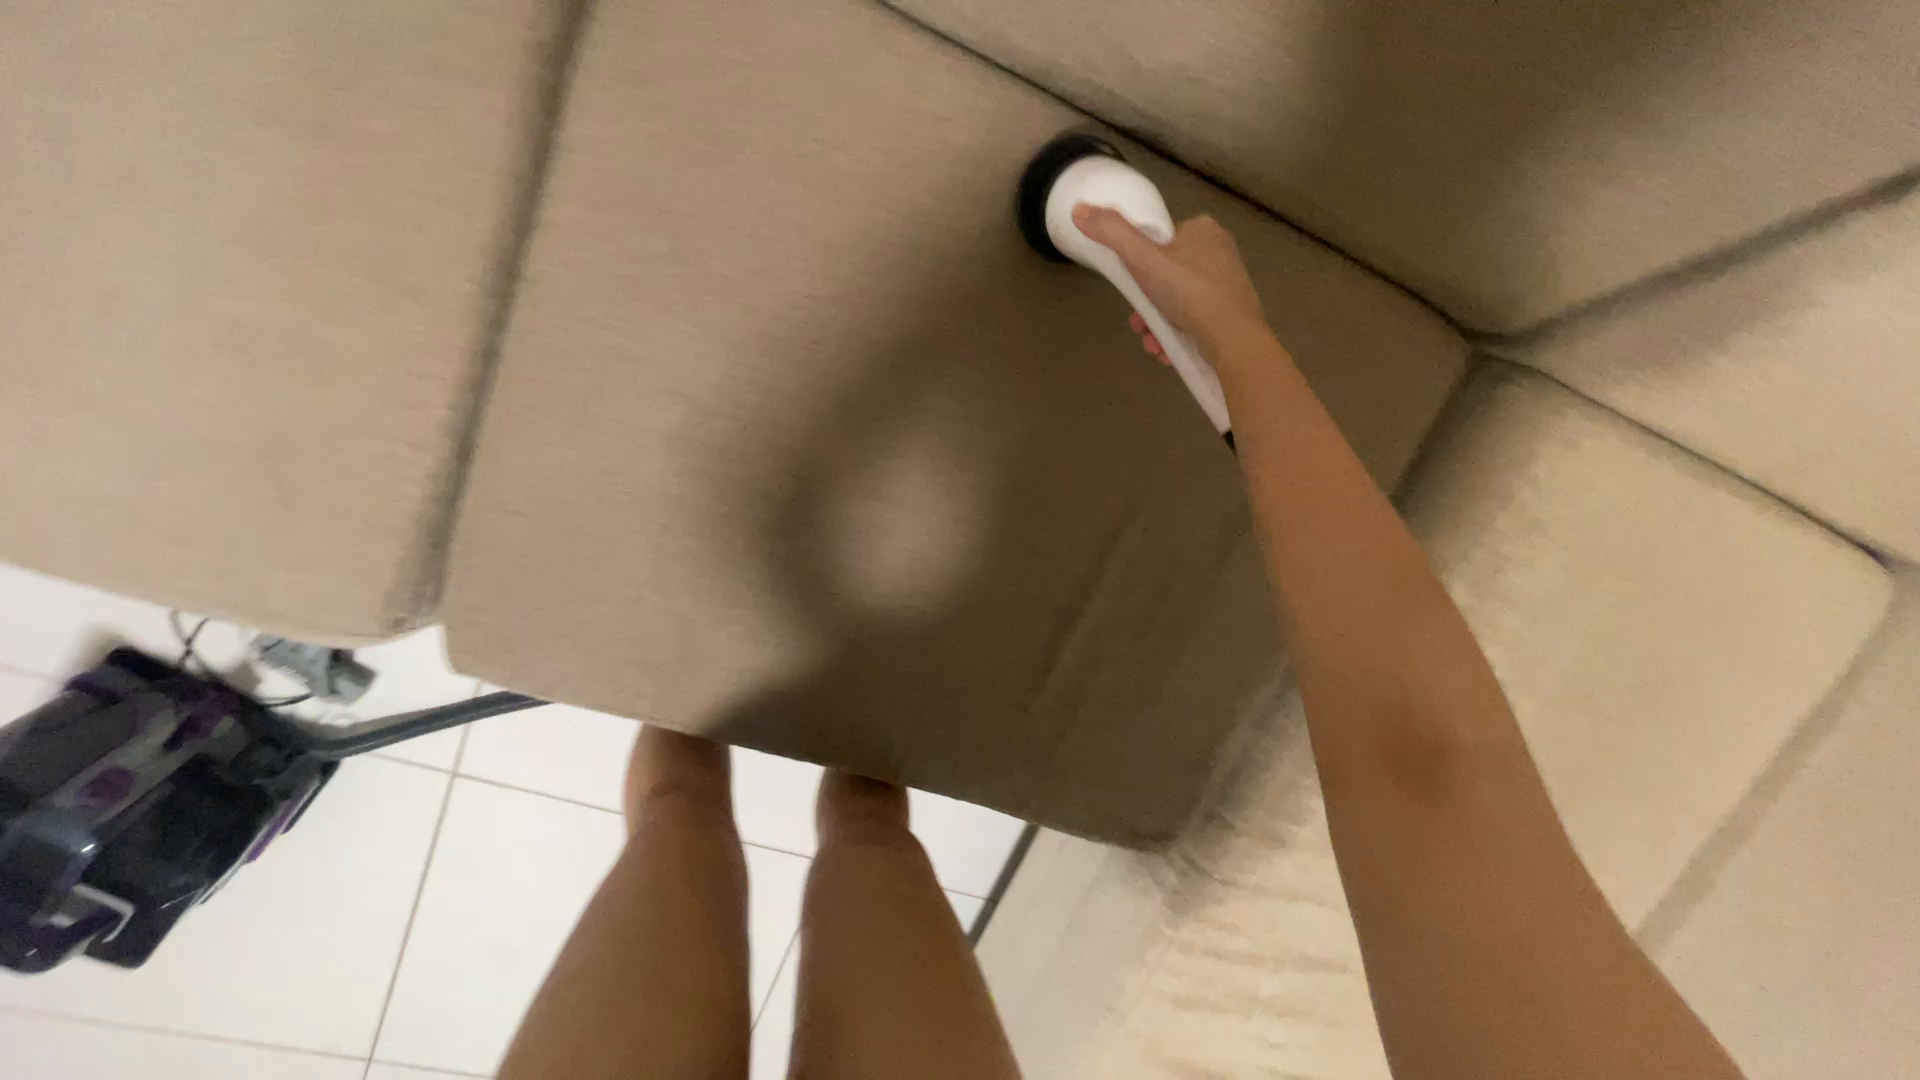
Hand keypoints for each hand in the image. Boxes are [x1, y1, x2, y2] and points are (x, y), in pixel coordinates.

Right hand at [1072, 204, 1266, 358]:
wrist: (1232, 339)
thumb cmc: (1188, 293)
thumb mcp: (1143, 259)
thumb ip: (1112, 234)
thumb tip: (1079, 209)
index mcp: (1203, 229)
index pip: (1161, 240)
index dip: (1140, 265)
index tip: (1131, 288)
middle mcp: (1219, 252)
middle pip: (1165, 276)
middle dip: (1146, 305)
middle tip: (1138, 324)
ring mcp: (1227, 285)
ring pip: (1177, 303)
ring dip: (1157, 326)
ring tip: (1153, 343)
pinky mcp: (1231, 314)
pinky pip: (1193, 322)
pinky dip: (1176, 337)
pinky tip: (1168, 351)